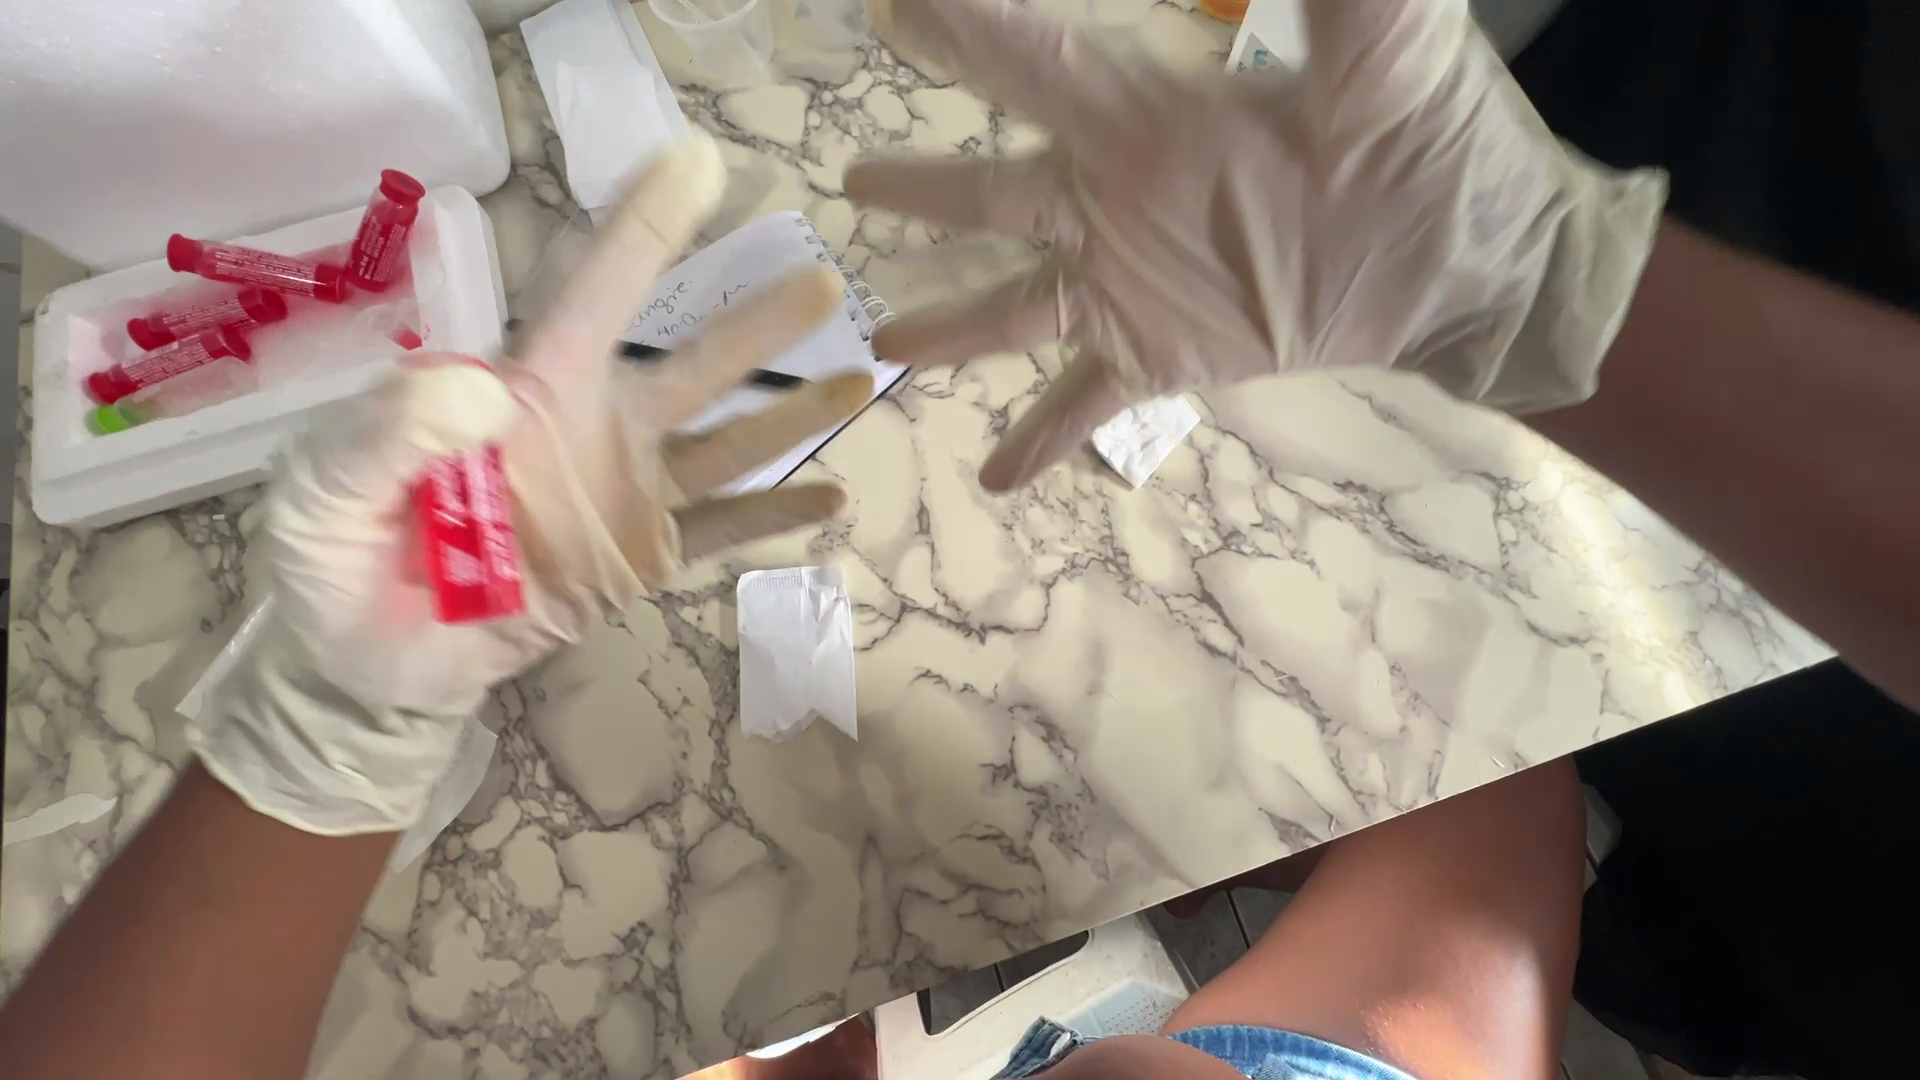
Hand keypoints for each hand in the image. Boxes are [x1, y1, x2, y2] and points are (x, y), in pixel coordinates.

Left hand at [195, 136, 873, 835]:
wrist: (384, 669)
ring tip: (858, 378)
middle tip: (823, 284)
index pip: (594, 296)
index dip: (645, 231)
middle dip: (757, 325)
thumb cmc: (340, 569)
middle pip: (691, 367)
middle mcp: (599, 428)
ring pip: (730, 444)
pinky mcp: (651, 557)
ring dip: (794, 414)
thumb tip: (483, 386)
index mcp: (526, 392)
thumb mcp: (319, 498)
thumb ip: (382, 436)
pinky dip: (778, 515)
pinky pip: (725, 530)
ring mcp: (634, 494)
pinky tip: (833, 497)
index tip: (698, 164)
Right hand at [845, 0, 1665, 490]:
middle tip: (855, 184)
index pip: (1035, 70)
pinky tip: (997, 478)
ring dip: (948, 331)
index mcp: (1148, 123)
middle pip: (993, 201)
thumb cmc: (1431, 153)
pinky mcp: (1150, 356)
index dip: (965, 37)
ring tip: (882, 344)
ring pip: (1011, 310)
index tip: (894, 11)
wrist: (1455, 268)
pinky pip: (1079, 405)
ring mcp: (1122, 289)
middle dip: (924, 191)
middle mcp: (1111, 206)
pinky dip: (1039, 442)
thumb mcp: (1391, 54)